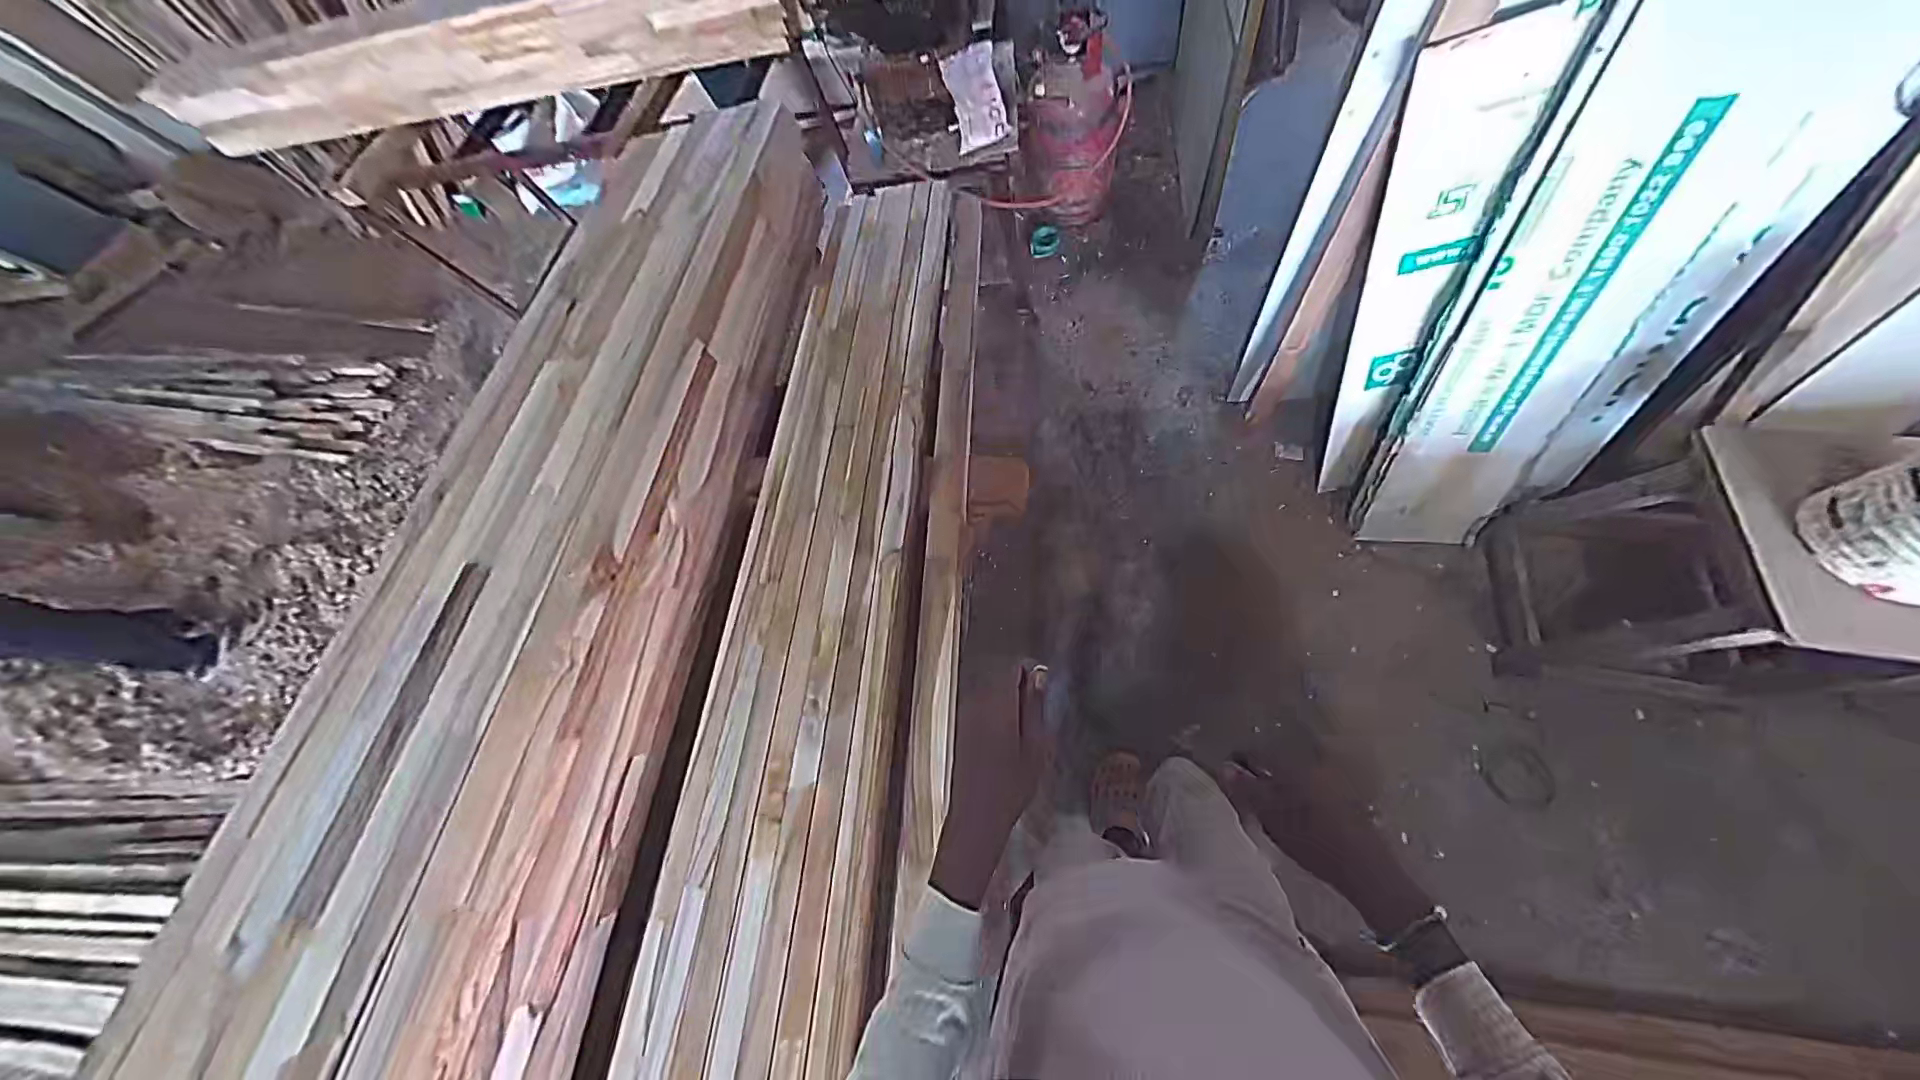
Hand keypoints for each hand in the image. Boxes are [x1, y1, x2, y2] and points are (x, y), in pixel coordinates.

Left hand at [930, 663, 1051, 909]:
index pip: (1011, 666)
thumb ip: (1035, 706)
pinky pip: (981, 704)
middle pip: (999, 675)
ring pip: (990, 689)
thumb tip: (1037, 674)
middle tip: (1037, 715)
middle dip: (1019, 686)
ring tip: (1024, 730)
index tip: (1044, 691)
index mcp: (996, 703)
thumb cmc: (1012, 784)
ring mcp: (965, 713)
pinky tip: (1007, 737)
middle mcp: (976, 701)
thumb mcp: (1035, 746)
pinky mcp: (960, 725)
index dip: (1030, 672)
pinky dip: (996, 710)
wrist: (976, 816)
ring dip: (1008, 698)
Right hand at [1220, 752, 1431, 936]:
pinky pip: (1309, 786)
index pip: (1256, 752)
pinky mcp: (1345, 796)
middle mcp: (1314, 764)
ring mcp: (1333, 779)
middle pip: (1276, 760)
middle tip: (1245, 793)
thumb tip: (1223, 768)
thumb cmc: (1315, 842)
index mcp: (1295, 764)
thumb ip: (1246, 790)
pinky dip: (1296, 794)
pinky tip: (1292, 813)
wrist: (1367, 872)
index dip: (1238, 763)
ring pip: (1293, 773)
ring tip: (1267, 806)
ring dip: (1278, 784)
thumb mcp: (1273, 818)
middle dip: (1259, 772)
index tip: (1227, 778)